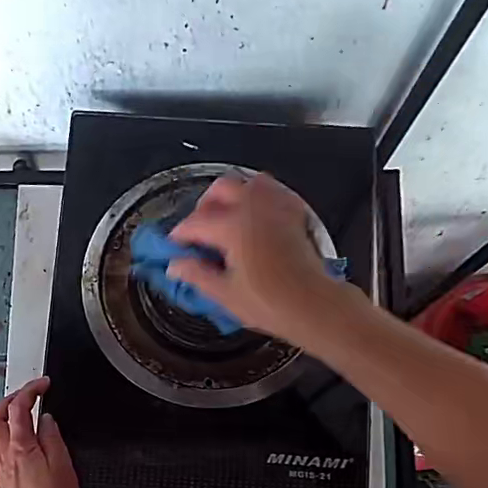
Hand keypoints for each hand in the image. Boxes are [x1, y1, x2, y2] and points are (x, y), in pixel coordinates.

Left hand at [0, 377, 78, 487]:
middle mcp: (5, 454)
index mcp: (22, 446)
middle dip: (9, 400)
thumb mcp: (63, 465)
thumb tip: (46, 421)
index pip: (20, 407)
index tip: (42, 385)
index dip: (31, 390)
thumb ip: (52, 438)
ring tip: (7, 415)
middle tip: (25, 395)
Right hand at [167, 172, 354, 343]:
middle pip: (219, 190)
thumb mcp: (225, 294)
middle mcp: (254, 207)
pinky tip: (254, 217)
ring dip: (232, 196)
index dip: (180, 235)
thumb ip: (197, 274)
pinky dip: (258, 198)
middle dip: (203, 207)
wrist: (312, 305)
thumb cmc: (270, 304)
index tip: (175, 246)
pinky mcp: (295, 212)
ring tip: (225, 220)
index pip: (195, 223)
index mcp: (233, 227)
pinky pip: (273, 191)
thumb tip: (176, 266)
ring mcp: (277, 206)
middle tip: (198, 231)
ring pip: (248, 182)